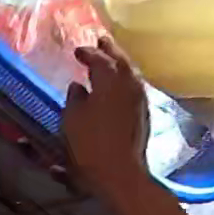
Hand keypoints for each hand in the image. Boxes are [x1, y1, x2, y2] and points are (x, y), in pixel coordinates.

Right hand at [63, 36, 150, 200]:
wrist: (119, 173)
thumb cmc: (89, 146)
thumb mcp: (71, 121)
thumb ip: (74, 99)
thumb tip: (77, 86)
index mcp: (109, 84)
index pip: (99, 60)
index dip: (88, 53)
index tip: (77, 51)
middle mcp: (128, 86)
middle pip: (121, 62)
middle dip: (110, 51)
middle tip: (101, 41)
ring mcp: (138, 100)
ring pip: (130, 74)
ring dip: (120, 64)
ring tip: (110, 59)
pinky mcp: (142, 114)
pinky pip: (133, 86)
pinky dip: (124, 79)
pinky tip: (117, 84)